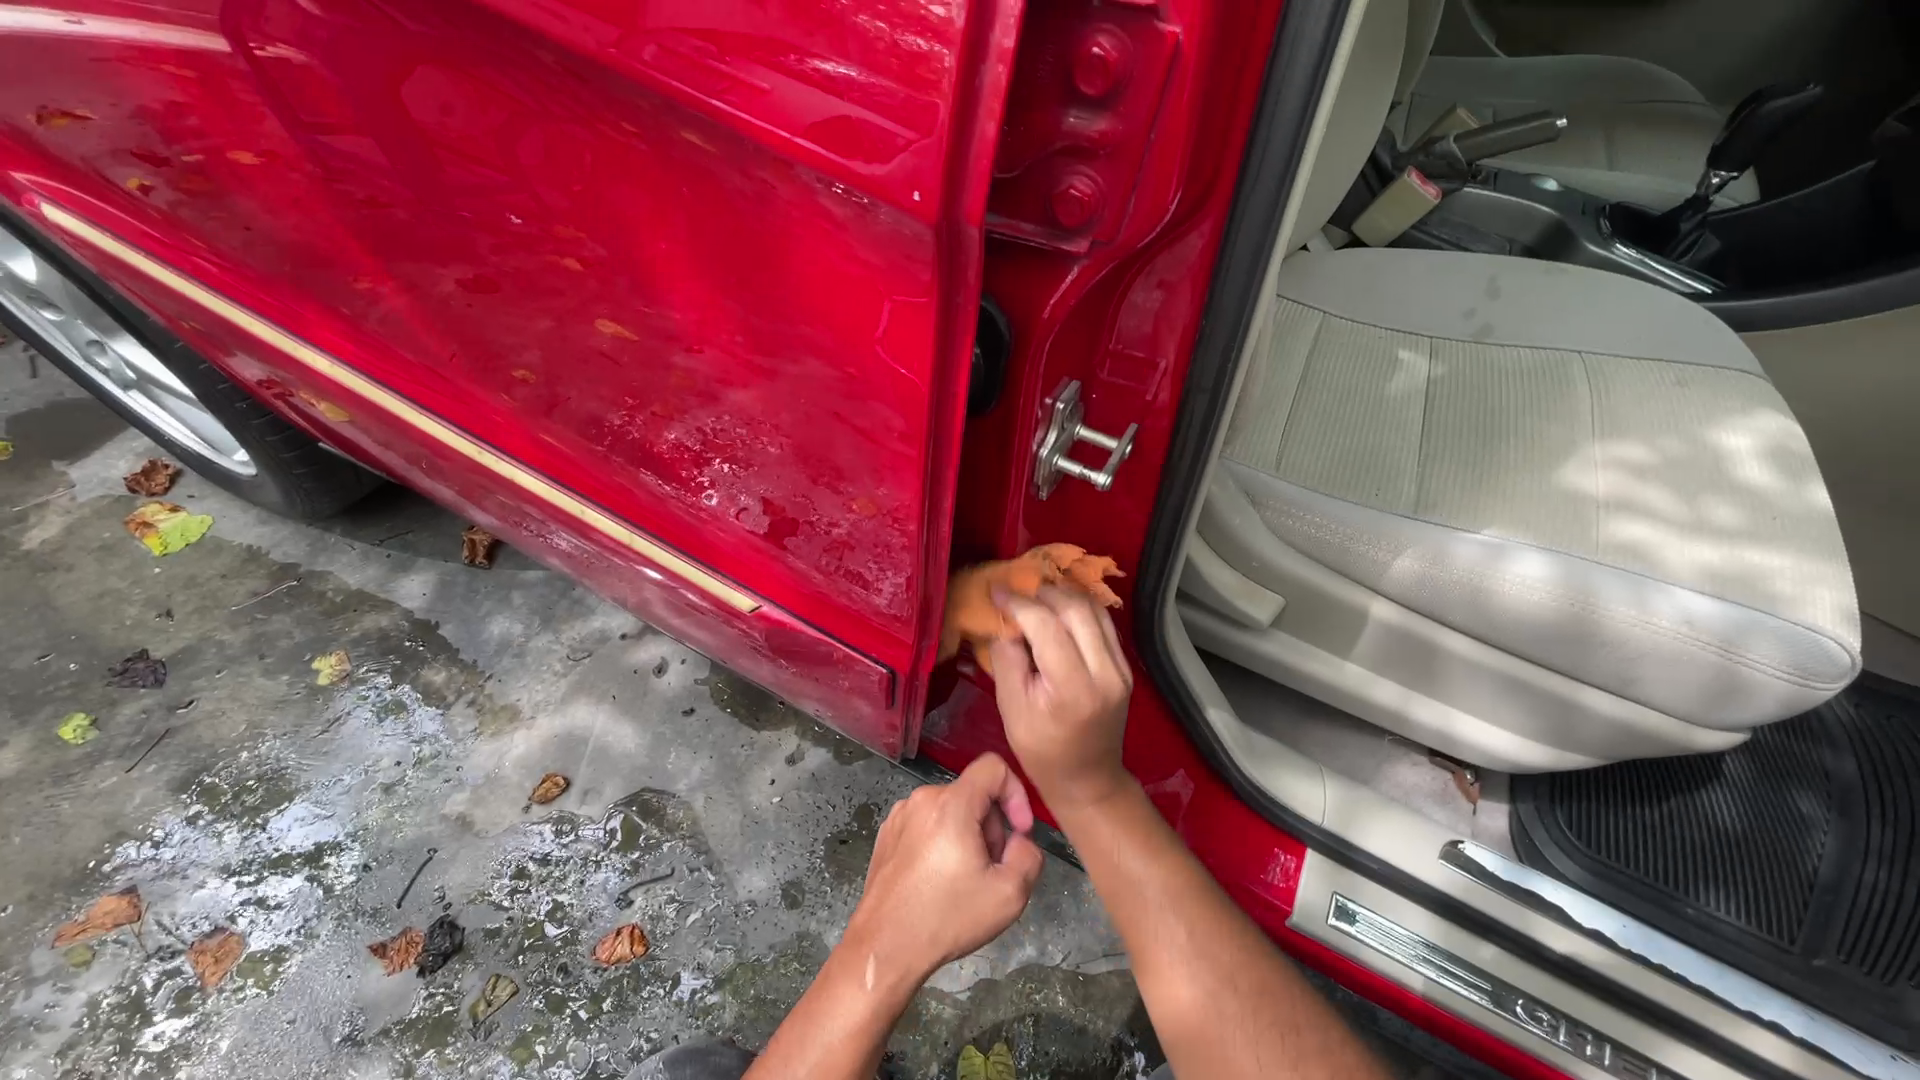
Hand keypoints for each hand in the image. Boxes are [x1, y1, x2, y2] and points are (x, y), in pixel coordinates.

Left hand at [842, 753, 1044, 983]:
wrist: (884, 948)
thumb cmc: (946, 918)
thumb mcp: (1010, 894)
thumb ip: (1029, 855)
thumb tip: (1018, 841)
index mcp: (952, 804)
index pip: (993, 766)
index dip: (1016, 793)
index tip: (1019, 831)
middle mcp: (922, 799)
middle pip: (973, 794)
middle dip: (992, 827)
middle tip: (991, 869)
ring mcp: (900, 816)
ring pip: (951, 811)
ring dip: (968, 837)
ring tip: (965, 880)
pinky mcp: (887, 835)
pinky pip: (928, 825)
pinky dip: (942, 843)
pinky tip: (939, 883)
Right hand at [988, 587, 1134, 809]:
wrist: (1088, 779)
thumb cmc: (1042, 751)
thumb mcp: (1011, 709)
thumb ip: (1008, 660)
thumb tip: (1008, 622)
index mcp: (1072, 688)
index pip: (1047, 626)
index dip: (1020, 603)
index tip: (997, 592)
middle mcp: (1105, 673)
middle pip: (1076, 609)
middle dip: (1043, 593)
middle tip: (1017, 592)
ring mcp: (1121, 669)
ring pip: (1095, 610)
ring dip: (1064, 596)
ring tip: (1037, 597)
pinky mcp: (1125, 667)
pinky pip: (1104, 624)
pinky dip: (1080, 610)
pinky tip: (1059, 612)